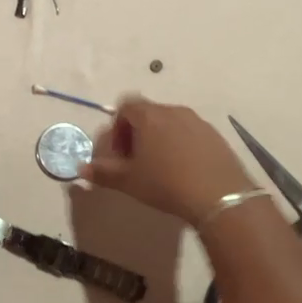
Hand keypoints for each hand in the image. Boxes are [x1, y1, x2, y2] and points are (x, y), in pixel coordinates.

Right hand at [81, 97, 256, 226]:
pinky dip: (181, 146)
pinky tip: (184, 171)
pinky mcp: (216, 135)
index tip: (119, 153)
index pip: (125, 106)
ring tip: (161, 168)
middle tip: (136, 162)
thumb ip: (103, 172)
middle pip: (148, 113)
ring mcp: (198, 121)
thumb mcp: (129, 181)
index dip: (117, 127)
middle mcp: (174, 111)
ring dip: (160, 139)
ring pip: (170, 123)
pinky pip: (190, 133)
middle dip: (137, 134)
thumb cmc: (165, 184)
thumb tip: (81, 169)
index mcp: (149, 116)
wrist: (219, 196)